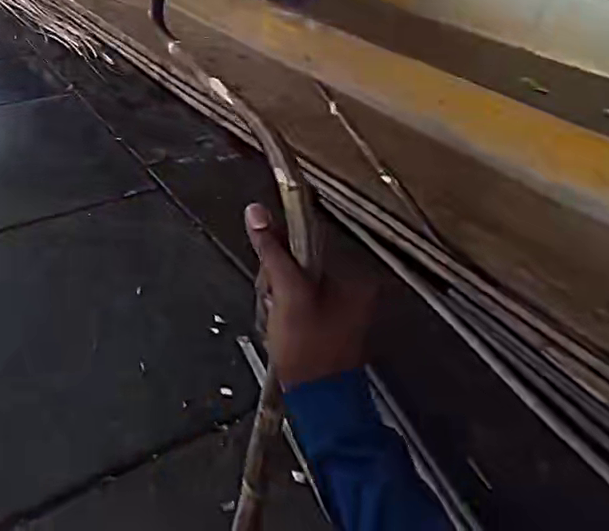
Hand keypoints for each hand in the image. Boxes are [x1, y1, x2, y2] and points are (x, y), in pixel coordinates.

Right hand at [245, 203, 374, 388]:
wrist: (317, 397)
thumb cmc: (309, 348)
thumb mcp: (287, 291)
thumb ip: (272, 250)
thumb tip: (256, 211)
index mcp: (352, 275)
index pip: (304, 236)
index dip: (279, 247)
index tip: (272, 267)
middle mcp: (348, 284)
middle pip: (291, 256)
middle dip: (273, 276)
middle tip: (276, 298)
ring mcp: (334, 300)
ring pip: (284, 275)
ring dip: (271, 291)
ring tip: (278, 314)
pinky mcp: (319, 313)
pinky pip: (286, 291)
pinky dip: (276, 303)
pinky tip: (279, 321)